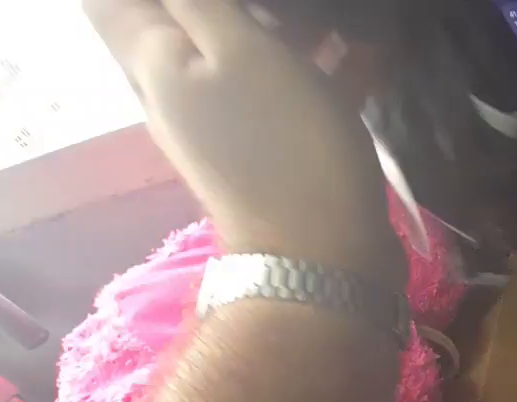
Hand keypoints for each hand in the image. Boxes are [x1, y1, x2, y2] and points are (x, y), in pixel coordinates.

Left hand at [84, 0, 403, 288]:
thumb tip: (189, 0)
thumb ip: (202, 2)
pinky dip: (321, 73)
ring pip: (247, 57)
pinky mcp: (281, 155)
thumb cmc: (290, 152)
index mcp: (151, 56)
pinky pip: (292, 96)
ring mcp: (232, 127)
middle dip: (240, 8)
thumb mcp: (246, 53)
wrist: (332, 260)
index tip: (233, 6)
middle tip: (288, 10)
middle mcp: (178, 89)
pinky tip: (364, 60)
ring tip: (336, 21)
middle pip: (187, 21)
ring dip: (286, 32)